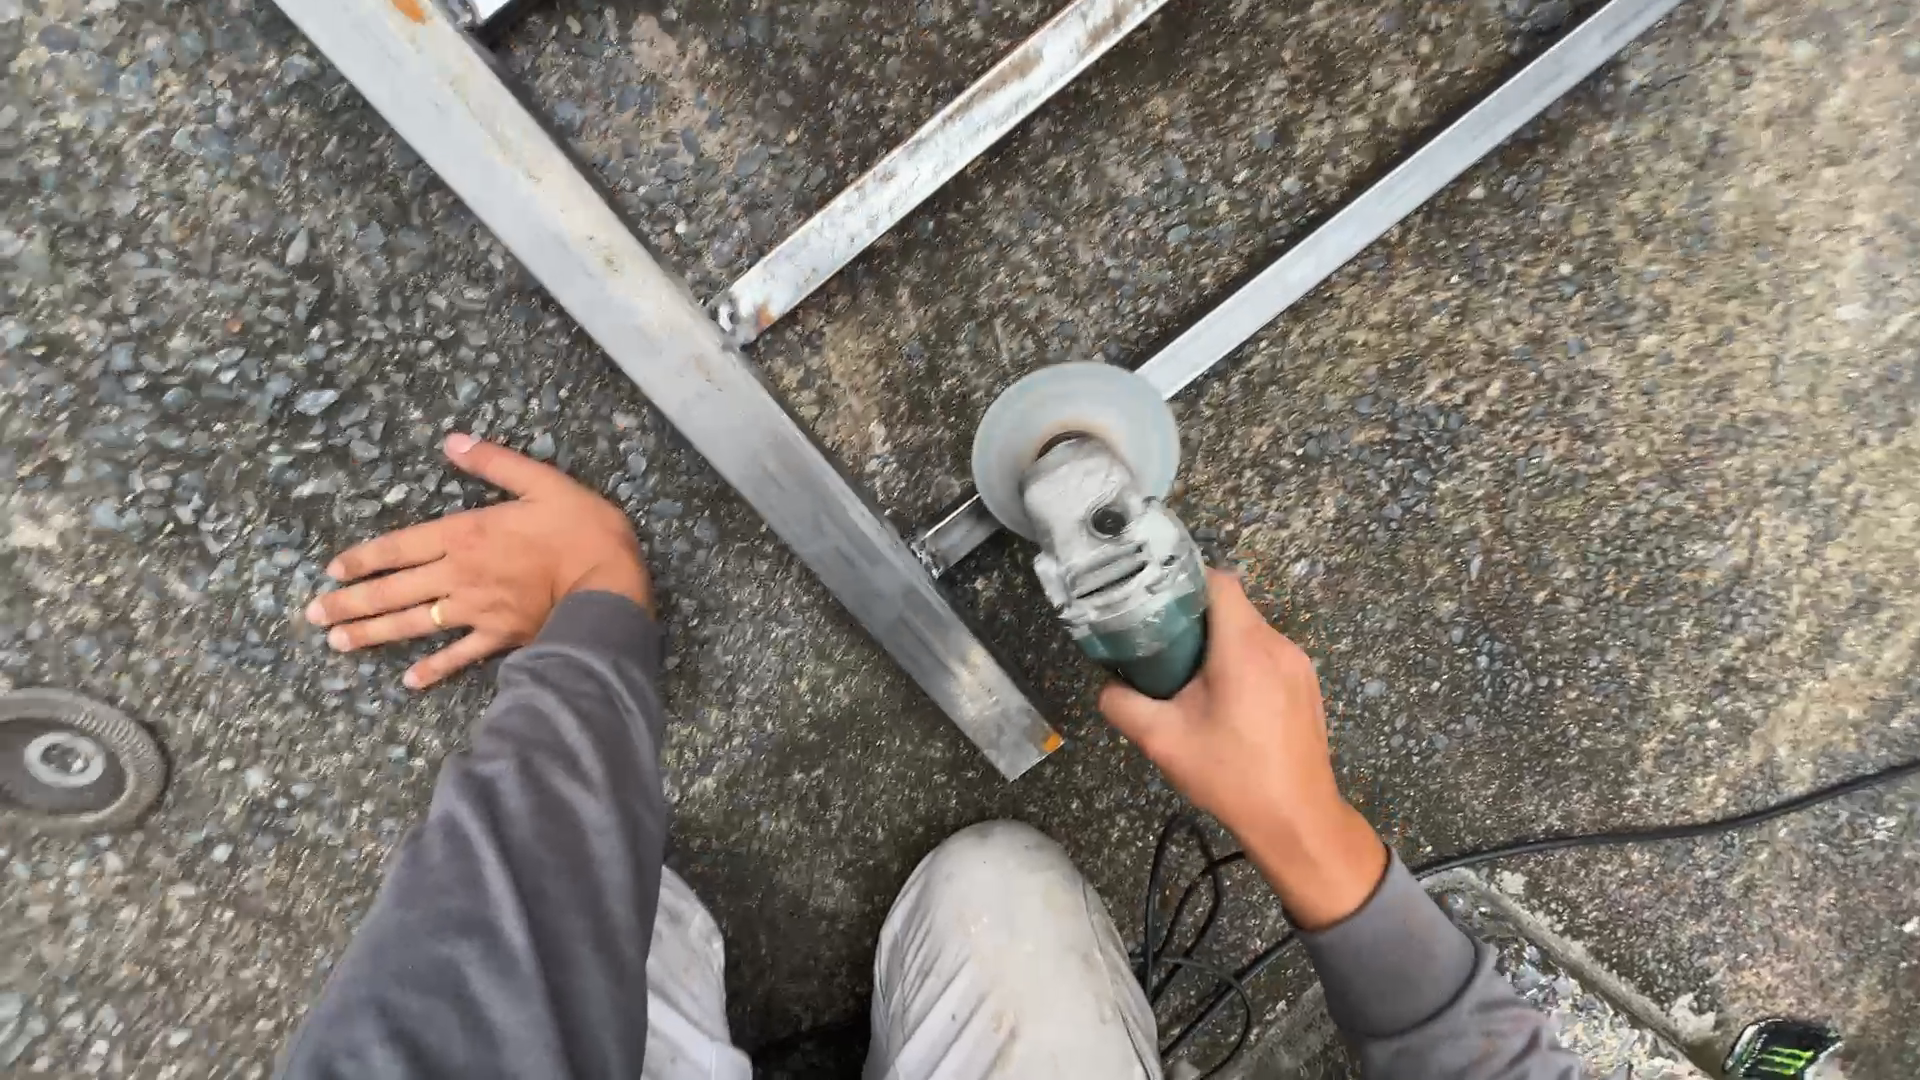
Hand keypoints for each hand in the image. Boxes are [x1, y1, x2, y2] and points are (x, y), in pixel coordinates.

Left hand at [303, 434, 651, 690]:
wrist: (610, 583)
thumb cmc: (583, 530)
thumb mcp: (547, 483)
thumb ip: (498, 463)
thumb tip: (452, 442)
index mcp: (467, 534)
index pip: (399, 547)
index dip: (363, 559)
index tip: (335, 570)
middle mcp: (459, 575)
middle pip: (393, 590)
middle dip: (350, 601)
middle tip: (315, 613)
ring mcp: (476, 610)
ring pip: (413, 623)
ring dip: (372, 633)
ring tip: (338, 641)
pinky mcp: (500, 636)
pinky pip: (459, 656)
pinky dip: (434, 669)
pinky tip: (410, 680)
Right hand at [1100, 571, 1386, 929]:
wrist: (1298, 823)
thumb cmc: (1231, 776)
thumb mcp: (1161, 741)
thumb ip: (1121, 704)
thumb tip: (1105, 684)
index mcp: (1244, 648)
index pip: (1218, 581)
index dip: (1184, 581)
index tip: (1154, 601)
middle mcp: (1278, 645)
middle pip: (1231, 605)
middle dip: (1194, 617)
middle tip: (1160, 645)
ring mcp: (1299, 664)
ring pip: (1249, 629)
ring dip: (1218, 640)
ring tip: (1188, 674)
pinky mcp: (1307, 684)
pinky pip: (1267, 653)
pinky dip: (1241, 660)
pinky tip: (1224, 698)